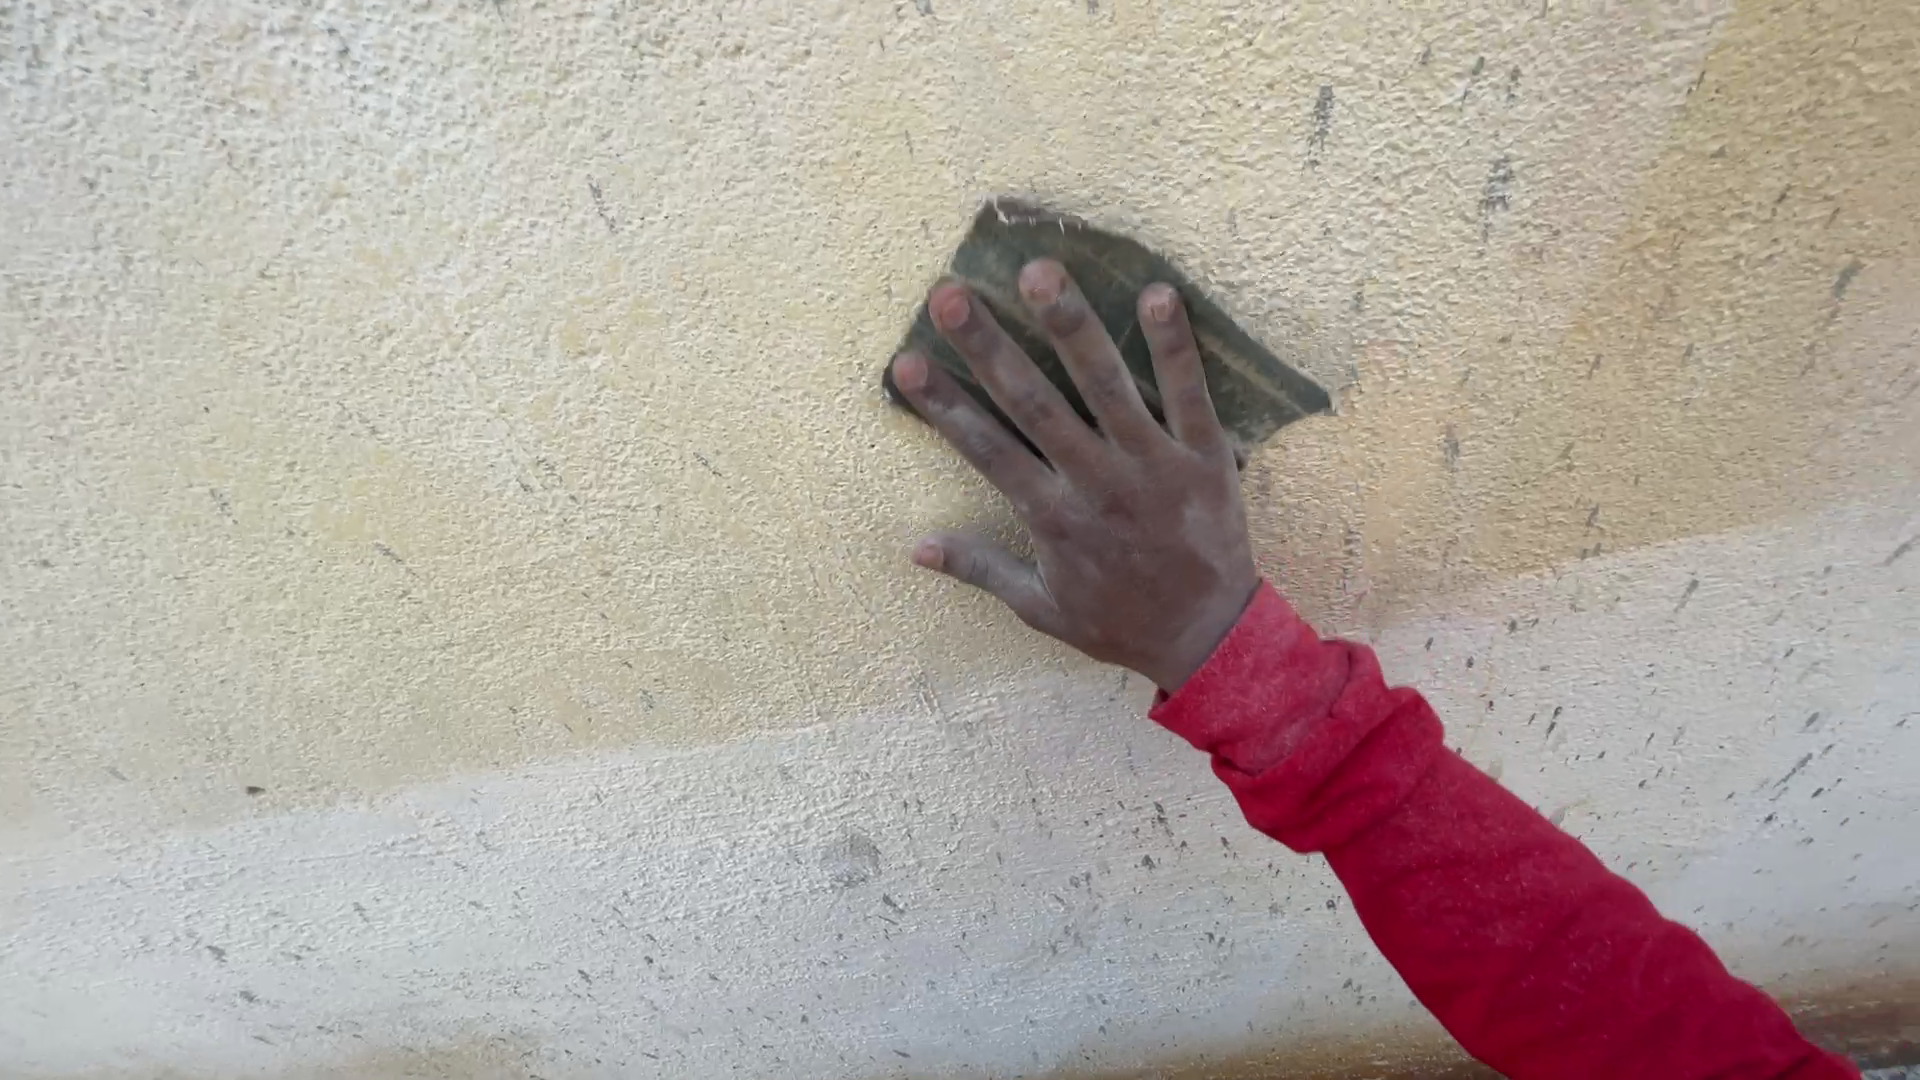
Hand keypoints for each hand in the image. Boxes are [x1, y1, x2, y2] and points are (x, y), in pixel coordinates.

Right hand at [891, 259, 1259, 691]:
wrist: (1208, 639)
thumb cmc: (1118, 623)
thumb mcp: (1040, 608)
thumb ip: (980, 570)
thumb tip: (915, 546)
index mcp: (1052, 518)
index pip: (986, 449)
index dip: (944, 405)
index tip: (907, 362)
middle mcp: (1095, 482)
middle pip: (1034, 404)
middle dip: (989, 347)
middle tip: (950, 294)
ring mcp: (1152, 465)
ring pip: (1105, 386)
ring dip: (1071, 327)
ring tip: (1038, 272)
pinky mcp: (1204, 457)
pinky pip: (1189, 395)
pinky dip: (1173, 347)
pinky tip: (1156, 293)